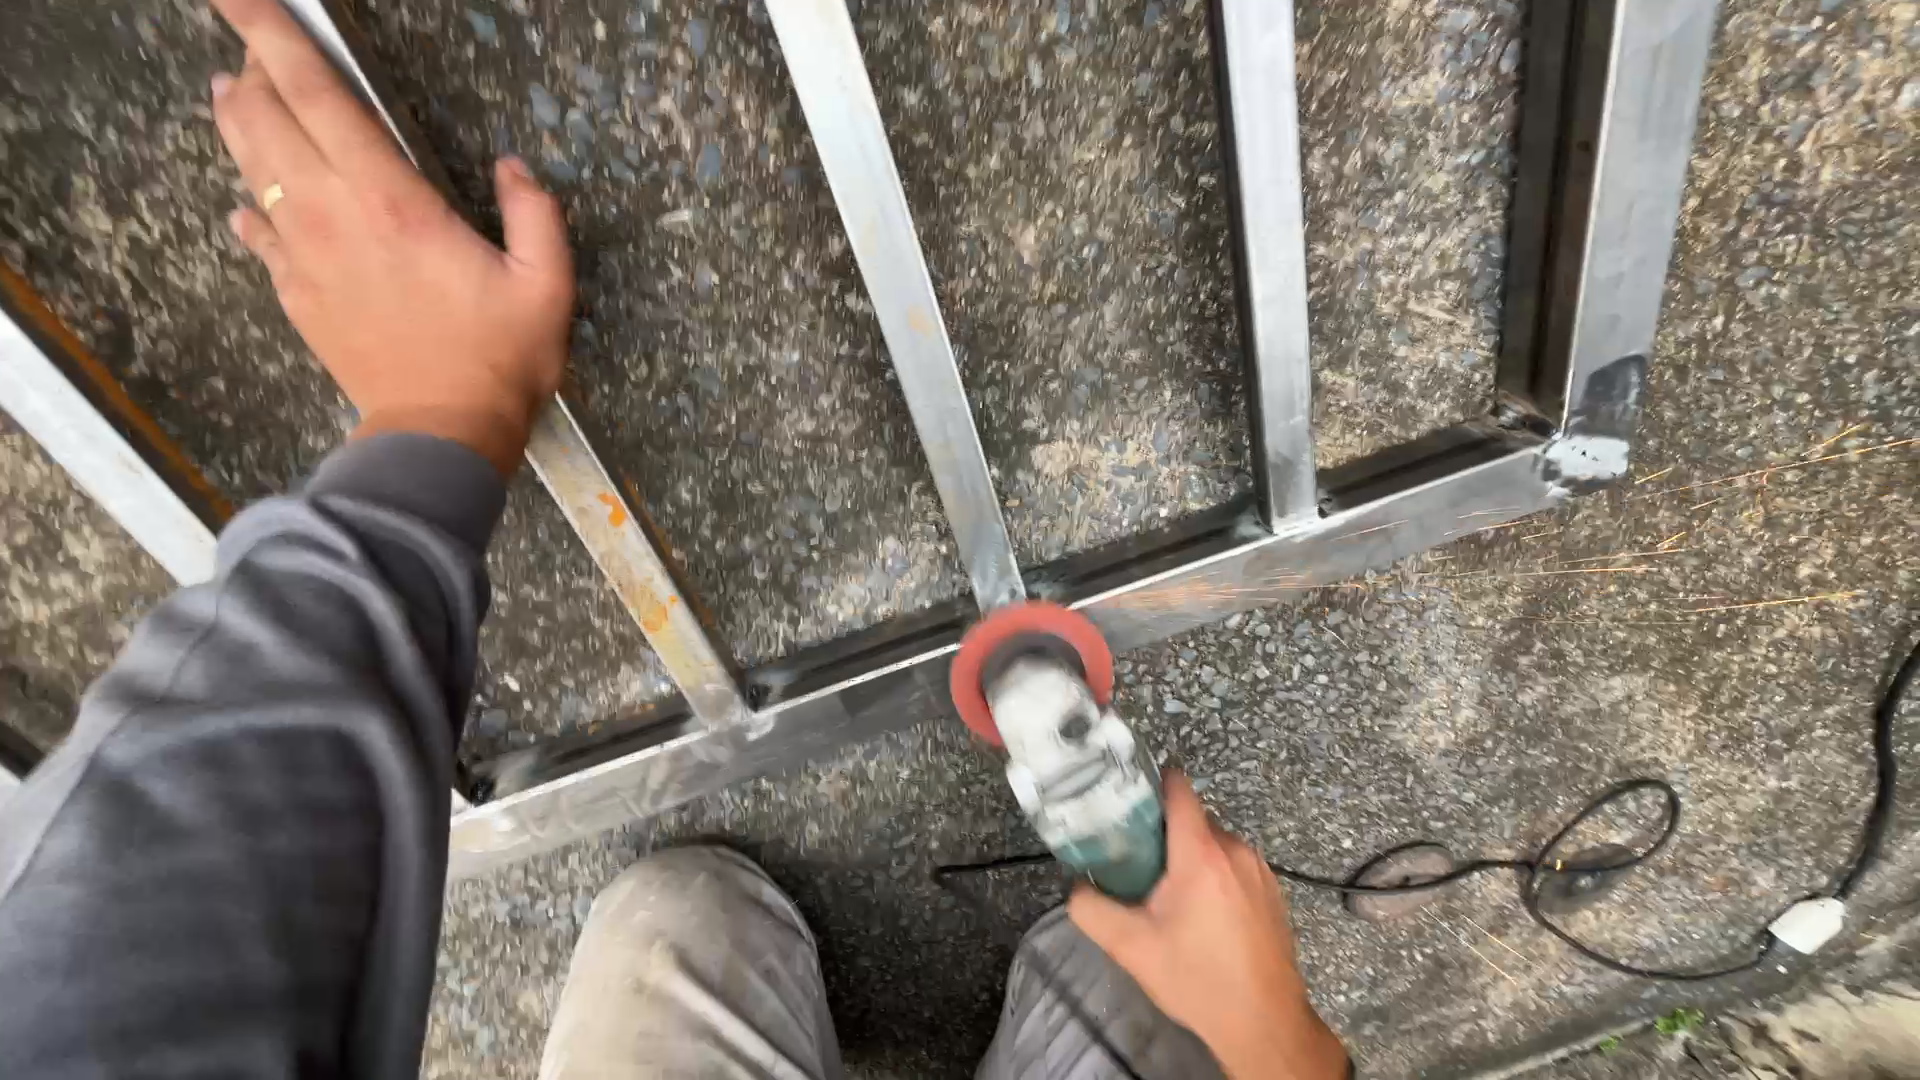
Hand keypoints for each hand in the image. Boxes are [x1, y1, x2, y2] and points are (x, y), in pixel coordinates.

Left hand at [208, 0, 573, 474]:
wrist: (444, 429)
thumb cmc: (502, 358)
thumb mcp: (549, 287)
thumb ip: (535, 217)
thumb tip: (513, 168)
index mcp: (393, 203)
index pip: (316, 96)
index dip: (272, 36)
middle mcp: (330, 214)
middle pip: (264, 119)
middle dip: (253, 73)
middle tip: (256, 53)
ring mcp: (303, 255)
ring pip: (246, 165)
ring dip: (240, 123)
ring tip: (239, 99)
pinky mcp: (296, 292)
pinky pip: (254, 231)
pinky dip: (251, 205)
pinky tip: (257, 204)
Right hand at [1070, 773, 1347, 1079]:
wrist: (1265, 1027)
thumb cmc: (1197, 980)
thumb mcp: (1131, 947)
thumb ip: (1091, 909)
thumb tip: (1074, 886)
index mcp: (1200, 853)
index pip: (1178, 787)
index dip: (1152, 782)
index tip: (1129, 796)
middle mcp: (1234, 849)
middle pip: (1191, 817)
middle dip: (1164, 834)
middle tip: (1139, 865)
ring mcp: (1259, 869)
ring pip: (1213, 842)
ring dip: (1191, 857)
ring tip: (1170, 895)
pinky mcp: (1273, 889)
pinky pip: (1234, 863)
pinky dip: (1216, 875)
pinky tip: (1205, 914)